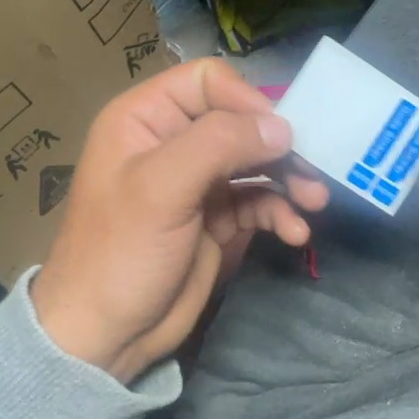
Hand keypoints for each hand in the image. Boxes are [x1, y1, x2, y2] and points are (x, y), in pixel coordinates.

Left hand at [32, 59, 327, 382]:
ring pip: (257, 162)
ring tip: (315, 202)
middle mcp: (173, 142)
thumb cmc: (120, 252)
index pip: (208, 82)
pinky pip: (258, 201)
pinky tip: (294, 231)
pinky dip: (280, 211)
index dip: (246, 100)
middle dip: (279, 145)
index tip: (278, 132)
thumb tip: (282, 127)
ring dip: (289, 179)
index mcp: (146, 119)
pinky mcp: (217, 220)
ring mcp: (197, 183)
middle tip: (314, 169)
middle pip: (241, 122)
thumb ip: (221, 144)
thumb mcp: (161, 188)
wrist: (104, 337)